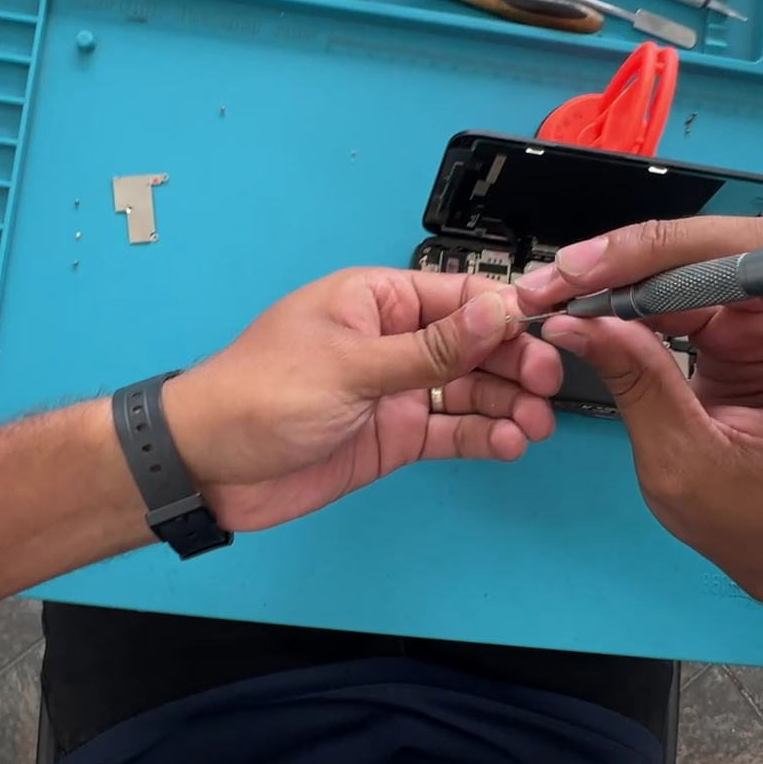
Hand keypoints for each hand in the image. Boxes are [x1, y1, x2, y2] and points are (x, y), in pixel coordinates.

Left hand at [163, 268, 562, 531]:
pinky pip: (452, 431)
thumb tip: (499, 311)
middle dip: (515, 362)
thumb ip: (429, 348)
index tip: (552, 331)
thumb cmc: (263, 394)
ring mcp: (397, 391)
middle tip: (547, 385)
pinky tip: (510, 443)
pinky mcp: (396, 437)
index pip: (460, 296)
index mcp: (378, 301)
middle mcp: (394, 342)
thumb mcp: (350, 367)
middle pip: (474, 344)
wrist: (210, 468)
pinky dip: (483, 436)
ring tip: (536, 423)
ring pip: (470, 390)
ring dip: (508, 404)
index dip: (508, 312)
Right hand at [513, 150, 762, 602]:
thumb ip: (645, 391)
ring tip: (567, 283)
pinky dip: (642, 279)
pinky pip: (706, 272)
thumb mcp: (689, 474)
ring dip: (641, 261)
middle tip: (582, 271)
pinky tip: (591, 287)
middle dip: (673, 252)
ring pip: (737, 251)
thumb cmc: (759, 524)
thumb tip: (585, 320)